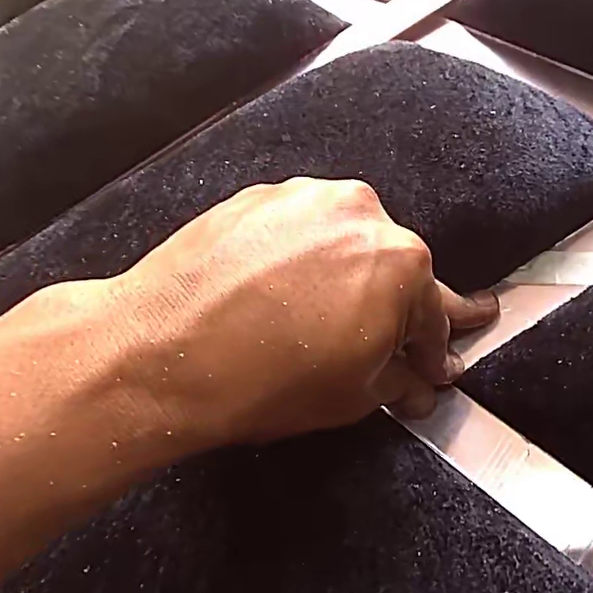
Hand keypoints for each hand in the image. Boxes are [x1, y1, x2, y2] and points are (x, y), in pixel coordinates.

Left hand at [56, 178, 497, 451]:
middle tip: (386, 338)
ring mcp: (311, 199)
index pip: (436, 312)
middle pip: (397, 269)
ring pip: (352, 241)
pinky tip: (287, 288)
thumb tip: (419, 382)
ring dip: (351, 274)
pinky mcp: (266, 195)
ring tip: (323, 314)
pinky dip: (307, 255)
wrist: (155, 354)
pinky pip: (305, 227)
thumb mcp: (353, 396)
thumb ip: (402, 381)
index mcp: (402, 266)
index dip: (435, 347)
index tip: (438, 360)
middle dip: (396, 308)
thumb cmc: (261, 379)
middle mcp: (365, 217)